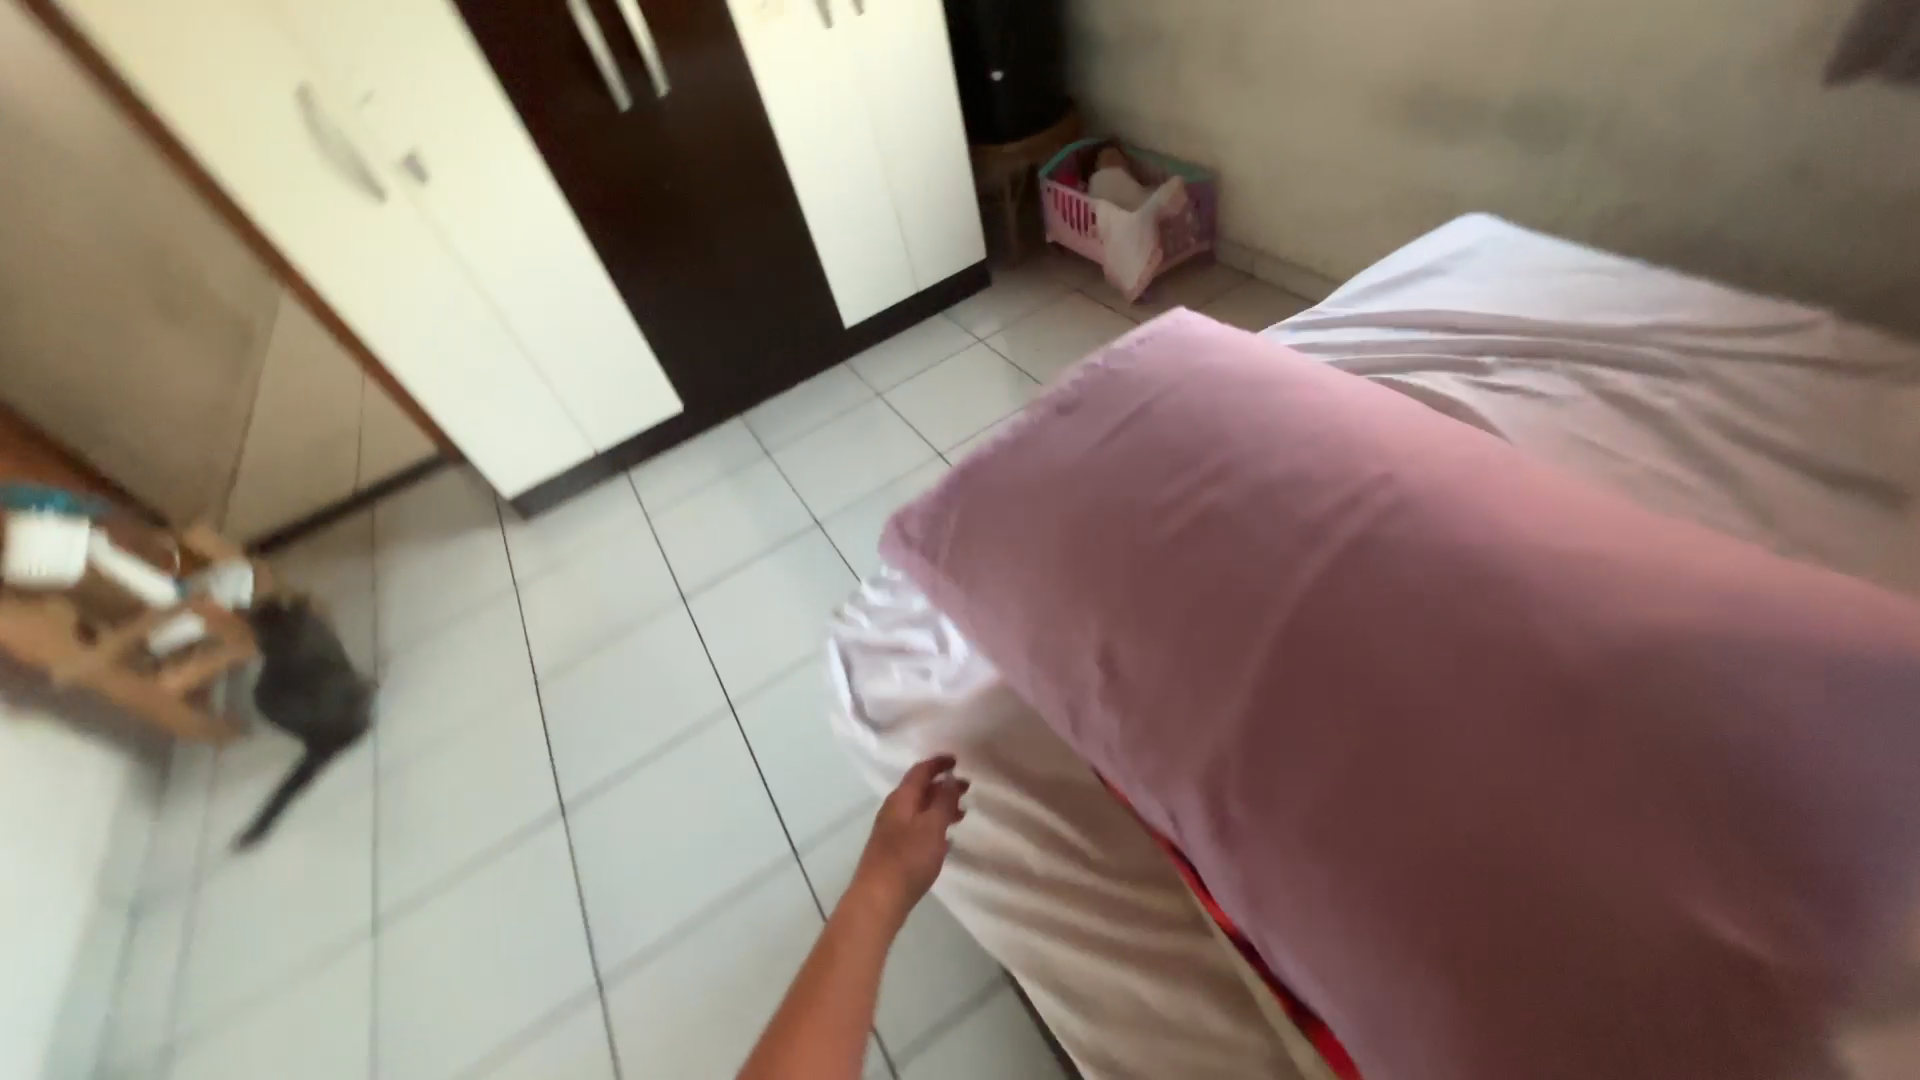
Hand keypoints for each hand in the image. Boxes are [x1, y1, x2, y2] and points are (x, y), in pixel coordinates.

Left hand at [847, 755, 969, 928]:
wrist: (877, 900)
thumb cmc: (908, 859)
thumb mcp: (932, 827)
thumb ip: (943, 801)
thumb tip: (950, 778)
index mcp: (901, 799)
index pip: (920, 770)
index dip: (938, 763)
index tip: (958, 761)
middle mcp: (893, 809)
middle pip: (919, 789)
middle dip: (942, 786)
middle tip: (966, 789)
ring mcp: (891, 830)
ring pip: (919, 809)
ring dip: (939, 807)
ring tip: (961, 815)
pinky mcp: (893, 850)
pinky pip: (916, 827)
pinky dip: (933, 825)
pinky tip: (945, 840)